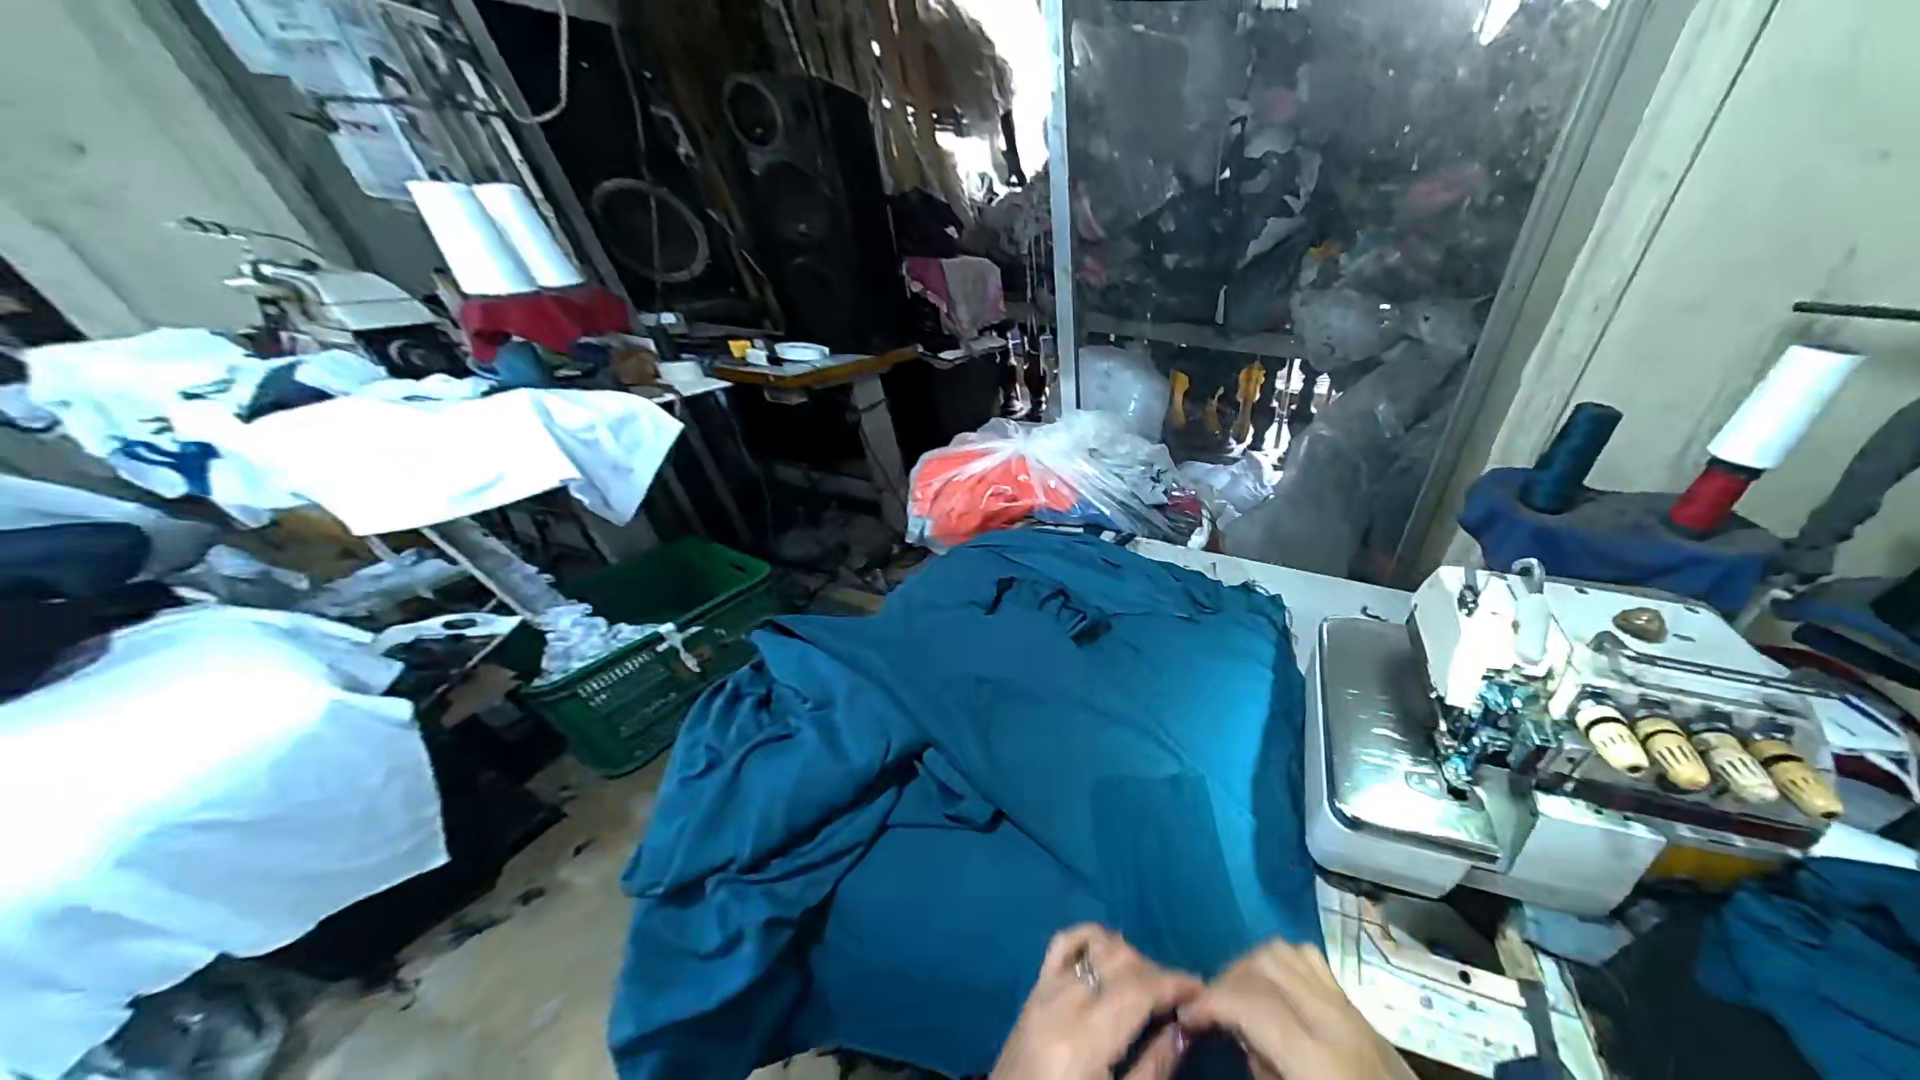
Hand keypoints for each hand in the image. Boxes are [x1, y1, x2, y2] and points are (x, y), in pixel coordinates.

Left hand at [990, 924, 1203, 1079]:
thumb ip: (1153, 1067)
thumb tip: (1183, 1027)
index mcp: (1083, 1040)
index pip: (1136, 991)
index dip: (1174, 984)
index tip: (1203, 989)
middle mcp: (1061, 1003)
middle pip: (1118, 961)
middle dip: (1155, 972)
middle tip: (1180, 998)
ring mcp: (1043, 991)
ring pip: (1093, 945)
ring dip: (1127, 957)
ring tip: (1147, 986)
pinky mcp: (1033, 990)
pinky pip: (1062, 944)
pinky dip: (1089, 939)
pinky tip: (1109, 956)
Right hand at [1179, 940, 1414, 1079]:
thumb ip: (1263, 1069)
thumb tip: (1240, 1035)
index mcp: (1320, 1061)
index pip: (1252, 1005)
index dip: (1210, 1003)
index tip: (1186, 1015)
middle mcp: (1335, 1021)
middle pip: (1266, 965)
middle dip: (1227, 980)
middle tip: (1210, 1009)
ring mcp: (1349, 1009)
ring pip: (1285, 952)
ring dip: (1251, 966)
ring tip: (1238, 996)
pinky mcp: (1357, 1009)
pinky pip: (1311, 961)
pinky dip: (1282, 964)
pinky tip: (1273, 989)